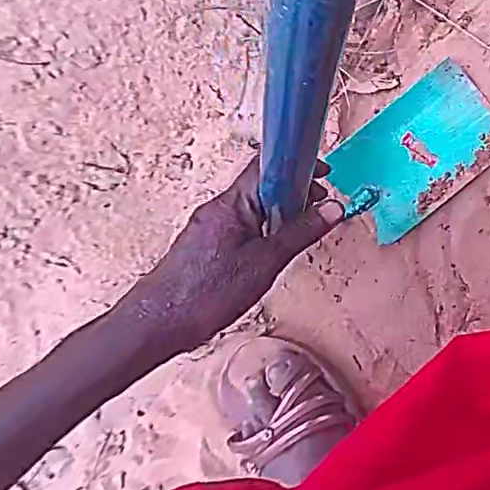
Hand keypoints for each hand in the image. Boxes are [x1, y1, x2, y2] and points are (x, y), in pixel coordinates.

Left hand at [110, 153, 345, 356]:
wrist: (157, 324)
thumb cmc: (206, 293)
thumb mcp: (266, 261)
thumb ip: (301, 232)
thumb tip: (332, 208)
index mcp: (233, 203)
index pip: (268, 166)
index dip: (299, 164)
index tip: (323, 173)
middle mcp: (219, 208)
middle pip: (264, 185)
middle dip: (297, 192)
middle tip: (321, 210)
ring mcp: (212, 225)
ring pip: (255, 206)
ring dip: (283, 213)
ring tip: (302, 234)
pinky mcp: (209, 243)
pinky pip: (245, 224)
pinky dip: (267, 228)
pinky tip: (275, 250)